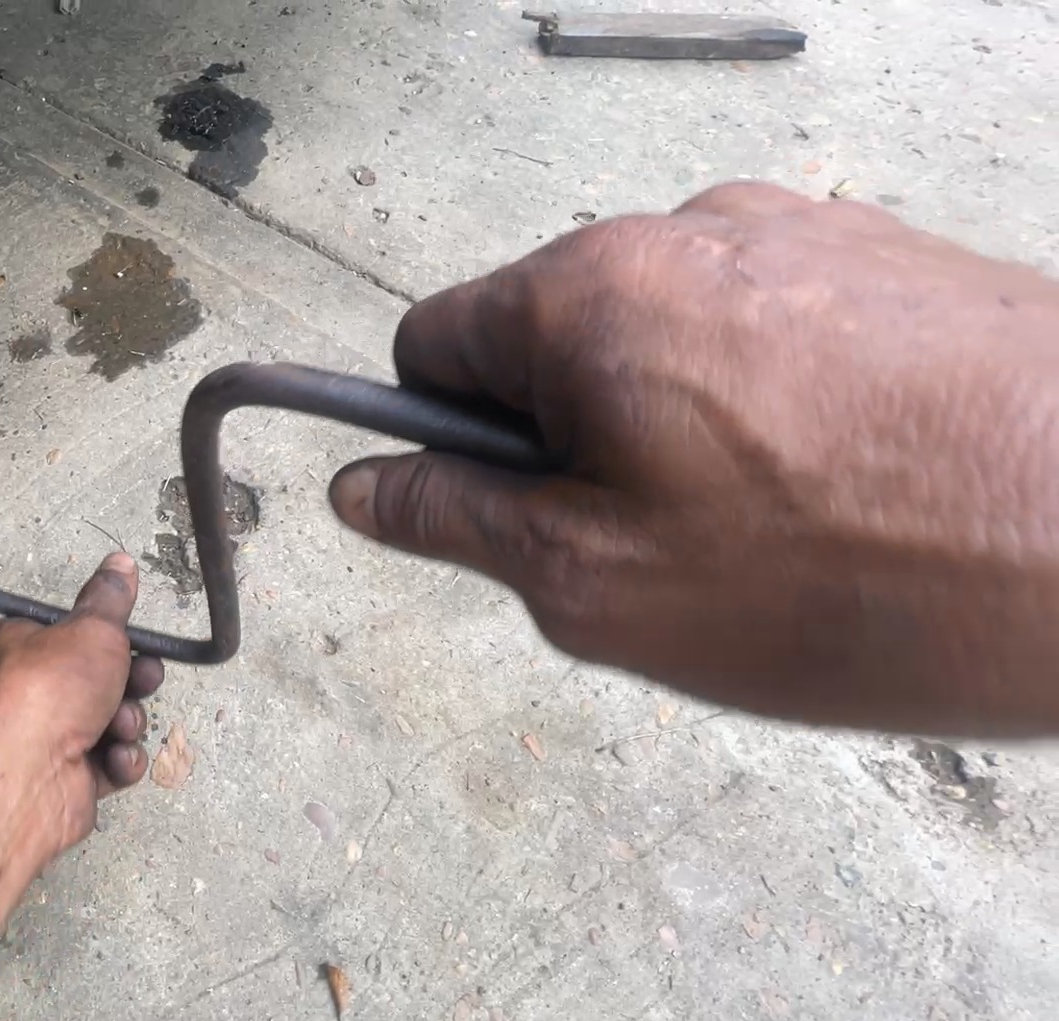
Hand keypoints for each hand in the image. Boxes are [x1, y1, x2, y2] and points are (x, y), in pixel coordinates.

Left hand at [0, 553, 165, 859]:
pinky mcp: (68, 780)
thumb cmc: (51, 687)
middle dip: (131, 682)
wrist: (28, 774)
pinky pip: (109, 764)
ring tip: (118, 726)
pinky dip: (119, 761)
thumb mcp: (90, 628)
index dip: (110, 638)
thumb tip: (120, 562)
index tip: (137, 639)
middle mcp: (30, 691)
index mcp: (22, 646)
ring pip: (111, 722)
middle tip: (143, 679)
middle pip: (100, 679)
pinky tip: (114, 760)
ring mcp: (48, 739)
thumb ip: (110, 599)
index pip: (74, 635)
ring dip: (127, 722)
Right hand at [330, 182, 1058, 730]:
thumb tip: (355, 489)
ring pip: (630, 334)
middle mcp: (673, 229)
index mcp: (581, 296)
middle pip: (529, 337)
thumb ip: (446, 519)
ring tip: (734, 510)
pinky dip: (726, 392)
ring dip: (633, 417)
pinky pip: (731, 323)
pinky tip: (815, 468)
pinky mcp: (878, 251)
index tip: (503, 500)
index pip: (427, 342)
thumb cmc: (836, 574)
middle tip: (625, 530)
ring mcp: (789, 227)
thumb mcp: (585, 577)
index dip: (436, 430)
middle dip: (540, 432)